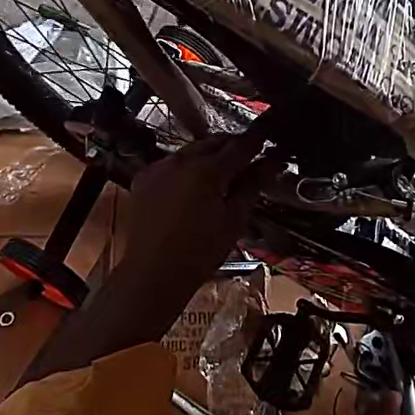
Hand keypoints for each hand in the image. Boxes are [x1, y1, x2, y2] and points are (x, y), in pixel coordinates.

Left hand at [118, 131, 273, 282]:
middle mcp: (180, 161)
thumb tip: (271, 163)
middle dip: (232, 147)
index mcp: (207, 170)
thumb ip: (252, 185)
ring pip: (190, 151)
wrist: (153, 272)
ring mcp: (158, 167)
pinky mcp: (144, 178)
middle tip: (248, 161)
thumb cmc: (199, 252)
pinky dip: (184, 168)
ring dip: (207, 156)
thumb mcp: (234, 219)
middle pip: (213, 142)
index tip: (268, 143)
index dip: (257, 142)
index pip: (239, 146)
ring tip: (221, 176)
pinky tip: (191, 187)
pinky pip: (170, 164)